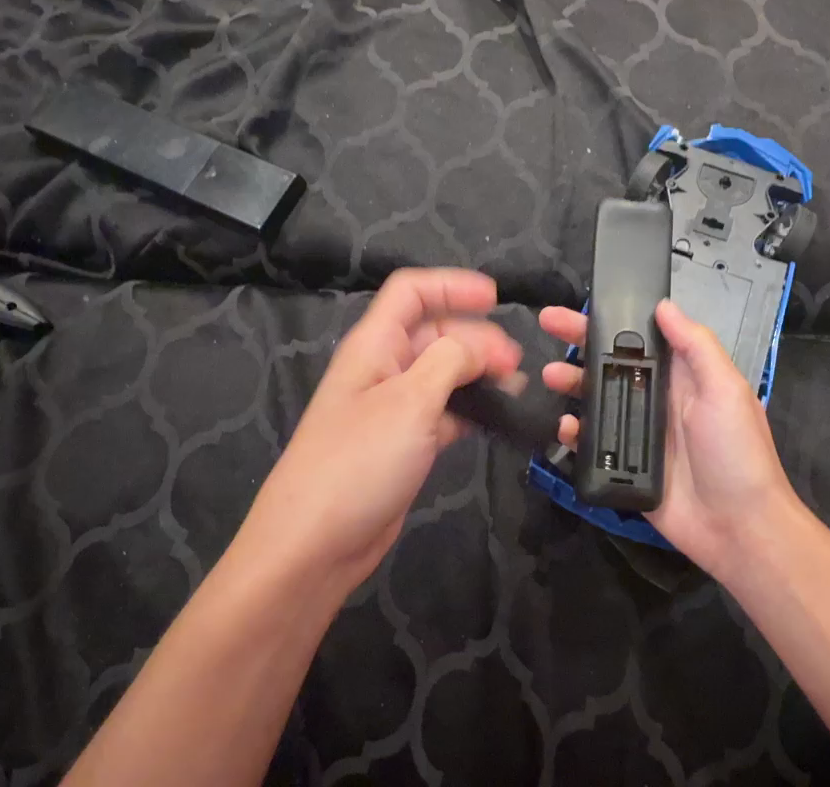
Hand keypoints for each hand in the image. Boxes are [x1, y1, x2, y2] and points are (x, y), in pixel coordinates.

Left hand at [238, 268, 522, 588]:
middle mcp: (383, 368)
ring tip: (515, 387)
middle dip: (476, 336)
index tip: (496, 298)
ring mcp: (393, 408)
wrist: (314, 545)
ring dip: (478, 373)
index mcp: (375, 344)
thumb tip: (484, 344)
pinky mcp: (404, 443)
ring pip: (443, 373)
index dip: (452, 285)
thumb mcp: (410, 401)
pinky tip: (497, 419)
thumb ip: (451, 360)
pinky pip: (443, 411)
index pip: (411, 292)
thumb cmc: (358, 462)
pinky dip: (470, 409)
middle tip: (516, 361)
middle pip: (434, 331)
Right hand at [539, 299, 801, 576]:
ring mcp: (640, 435)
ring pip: (596, 402)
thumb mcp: (725, 389)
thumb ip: (696, 346)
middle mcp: (658, 401)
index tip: (580, 305)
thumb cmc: (737, 452)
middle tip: (547, 323)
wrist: (739, 528)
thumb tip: (663, 306)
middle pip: (611, 365)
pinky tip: (565, 426)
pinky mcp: (626, 469)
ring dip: (572, 384)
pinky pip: (593, 446)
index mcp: (682, 378)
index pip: (640, 340)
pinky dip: (575, 433)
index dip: (611, 321)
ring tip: (550, 375)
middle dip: (579, 343)